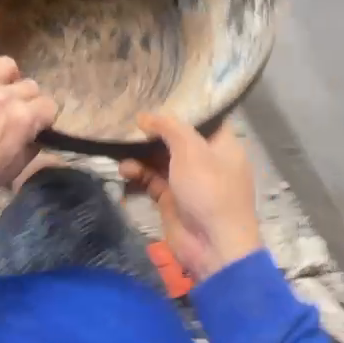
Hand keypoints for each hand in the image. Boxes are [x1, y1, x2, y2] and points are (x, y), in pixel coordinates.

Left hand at [0, 22, 58, 204]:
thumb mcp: (13, 170)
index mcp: (24, 119)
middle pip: (29, 86)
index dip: (42, 117)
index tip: (34, 126)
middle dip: (25, 101)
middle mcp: (6, 95)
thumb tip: (37, 133)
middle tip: (10, 116)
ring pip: (6, 66)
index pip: (48, 106)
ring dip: (7, 78)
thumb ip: (31, 146)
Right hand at [120, 113, 261, 281]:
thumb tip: (145, 117)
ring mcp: (189, 182)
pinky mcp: (172, 199)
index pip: (203, 120)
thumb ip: (169, 128)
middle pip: (176, 139)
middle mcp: (207, 162)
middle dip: (153, 132)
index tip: (154, 97)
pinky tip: (124, 170)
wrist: (213, 246)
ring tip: (121, 150)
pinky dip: (138, 174)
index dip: (181, 109)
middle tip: (128, 121)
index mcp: (222, 147)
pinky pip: (151, 180)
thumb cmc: (208, 191)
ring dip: (140, 154)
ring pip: (160, 160)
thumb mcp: (191, 151)